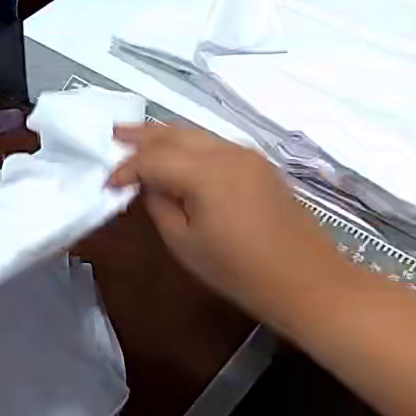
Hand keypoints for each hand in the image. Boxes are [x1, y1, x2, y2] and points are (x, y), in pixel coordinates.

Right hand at [109, 122, 347, 327]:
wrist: (308, 282)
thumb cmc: (239, 270)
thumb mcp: (184, 242)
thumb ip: (159, 204)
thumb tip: (149, 184)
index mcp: (205, 172)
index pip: (152, 159)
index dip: (126, 170)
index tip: (107, 185)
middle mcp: (226, 152)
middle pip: (174, 134)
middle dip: (141, 135)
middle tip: (113, 133)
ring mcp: (246, 155)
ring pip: (195, 133)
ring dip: (164, 135)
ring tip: (136, 137)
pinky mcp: (258, 165)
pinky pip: (213, 143)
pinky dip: (187, 143)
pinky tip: (175, 153)